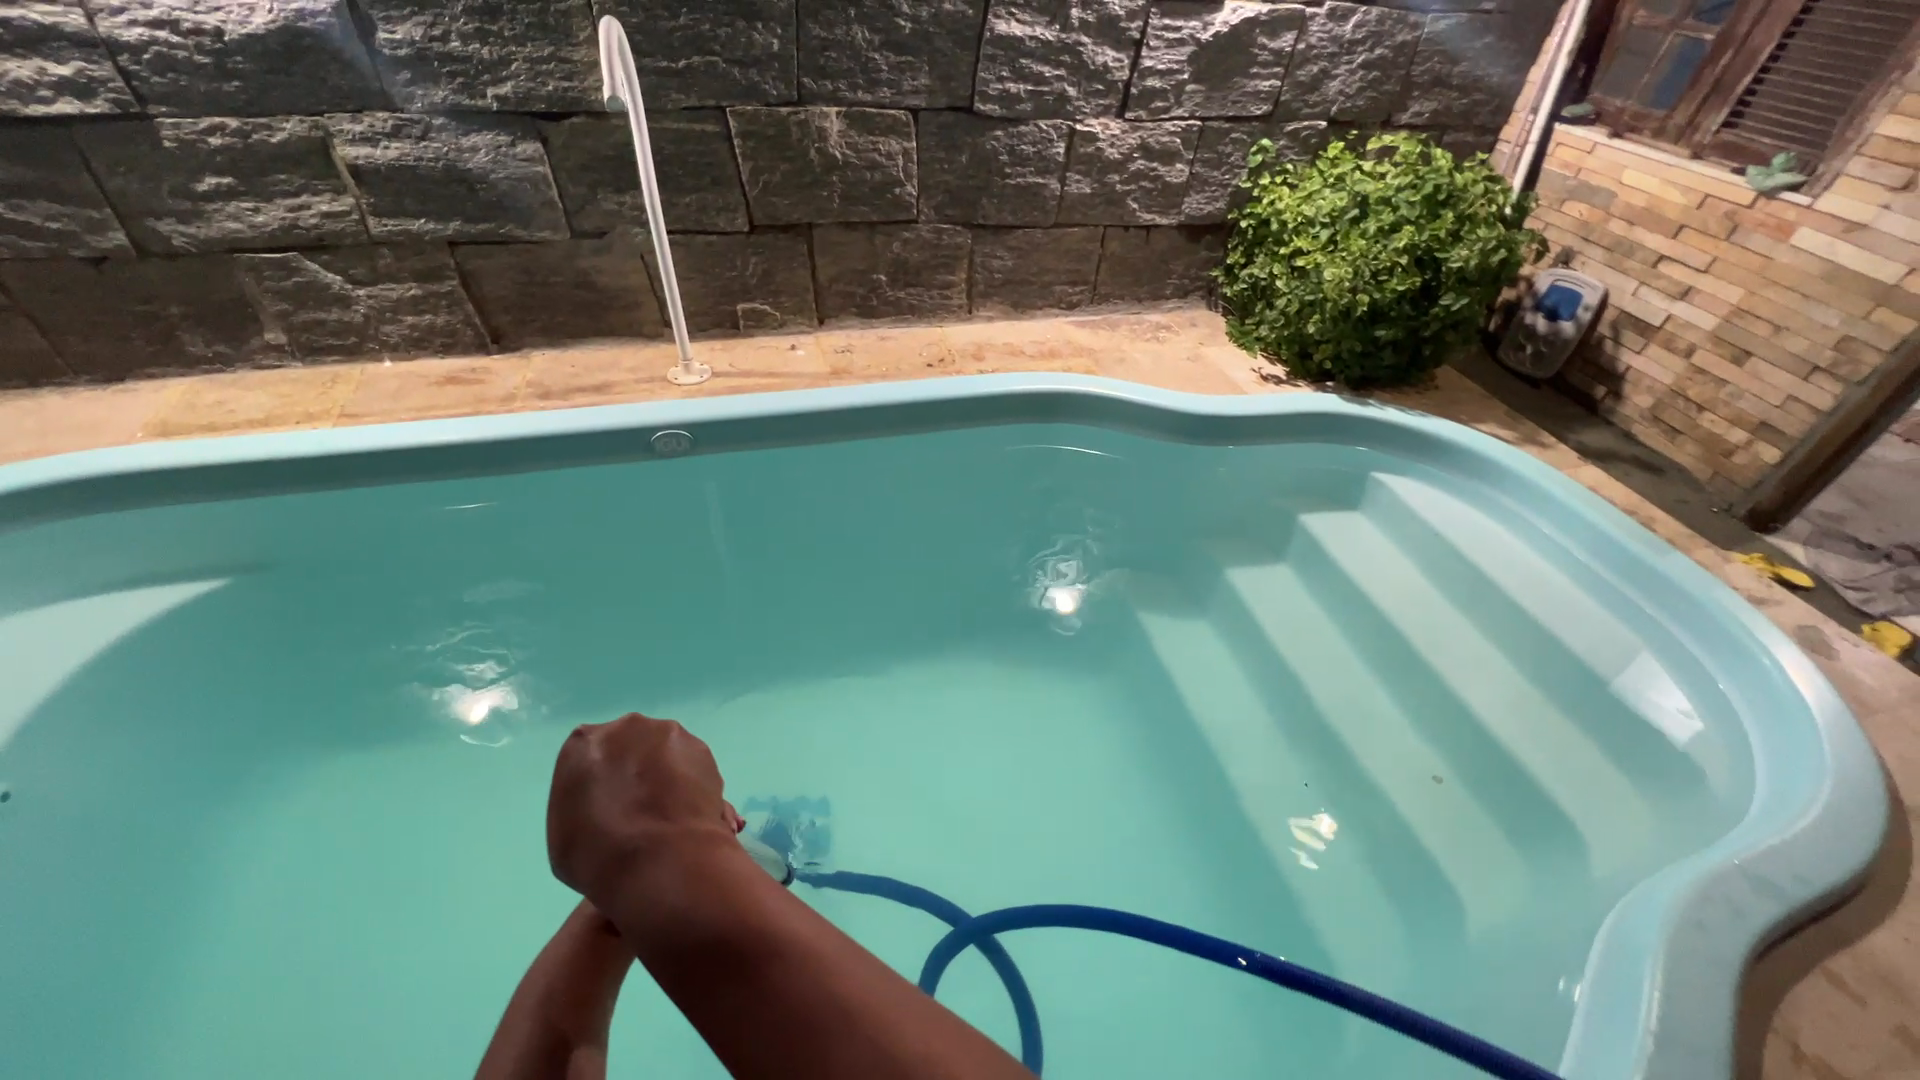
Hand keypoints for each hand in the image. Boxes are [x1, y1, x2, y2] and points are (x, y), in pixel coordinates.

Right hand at [547, 712, 739, 903]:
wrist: (659, 859)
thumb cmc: (596, 854)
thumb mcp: (564, 835)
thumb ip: (581, 807)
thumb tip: (603, 808)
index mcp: (584, 743)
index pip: (591, 757)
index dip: (602, 783)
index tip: (608, 807)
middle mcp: (628, 727)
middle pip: (631, 748)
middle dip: (636, 773)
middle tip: (641, 811)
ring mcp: (670, 734)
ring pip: (666, 756)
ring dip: (668, 779)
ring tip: (670, 820)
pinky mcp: (704, 750)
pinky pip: (693, 770)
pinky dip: (693, 789)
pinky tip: (691, 819)